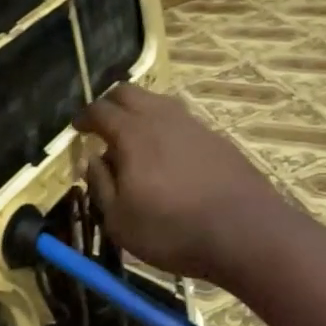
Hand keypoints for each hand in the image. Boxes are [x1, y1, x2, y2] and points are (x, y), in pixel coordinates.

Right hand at [78, 84, 292, 285]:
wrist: (248, 233)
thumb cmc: (174, 230)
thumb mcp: (121, 222)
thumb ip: (101, 186)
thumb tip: (93, 160)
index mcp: (132, 133)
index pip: (100, 110)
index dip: (84, 117)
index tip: (77, 128)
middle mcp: (161, 118)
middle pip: (128, 92)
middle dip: (110, 103)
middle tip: (102, 125)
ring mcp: (193, 125)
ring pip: (159, 102)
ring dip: (140, 113)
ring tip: (136, 139)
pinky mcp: (217, 139)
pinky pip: (182, 122)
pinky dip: (167, 129)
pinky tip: (170, 156)